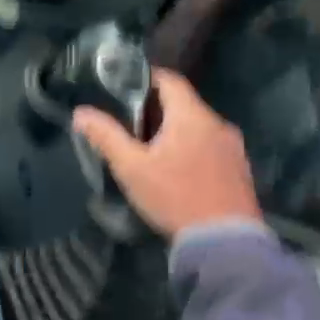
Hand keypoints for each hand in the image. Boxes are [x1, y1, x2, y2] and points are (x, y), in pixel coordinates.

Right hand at [71, 68, 261, 238]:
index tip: (120, 84)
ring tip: (145, 144)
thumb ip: (105, 135)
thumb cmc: (175, 195)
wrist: (224, 241)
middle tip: (123, 120)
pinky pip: (208, 144)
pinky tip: (171, 165)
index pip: (170, 81)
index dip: (145, 77)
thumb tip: (80, 113)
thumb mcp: (130, 166)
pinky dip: (188, 145)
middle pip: (183, 103)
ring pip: (196, 125)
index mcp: (193, 118)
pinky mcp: (238, 169)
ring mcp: (233, 148)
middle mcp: (218, 125)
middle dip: (153, 107)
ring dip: (171, 128)